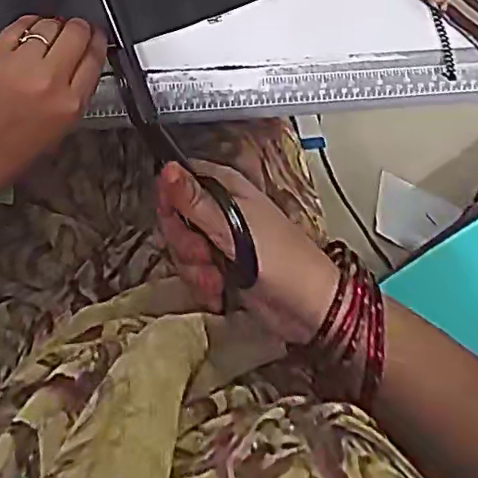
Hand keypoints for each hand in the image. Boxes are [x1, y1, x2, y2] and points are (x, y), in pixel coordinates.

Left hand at [0, 17, 105, 261]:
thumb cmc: (17, 148)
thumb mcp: (64, 126)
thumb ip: (77, 91)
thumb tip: (85, 57)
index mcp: (71, 103)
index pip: (94, 56)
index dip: (97, 40)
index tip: (95, 36)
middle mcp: (49, 81)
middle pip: (76, 33)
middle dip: (79, 27)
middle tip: (75, 29)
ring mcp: (21, 66)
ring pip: (48, 25)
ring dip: (53, 25)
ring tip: (49, 32)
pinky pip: (19, 26)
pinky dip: (27, 24)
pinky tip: (28, 30)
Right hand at [157, 160, 341, 343]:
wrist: (310, 310)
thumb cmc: (280, 259)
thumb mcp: (232, 227)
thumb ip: (194, 200)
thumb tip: (167, 168)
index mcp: (223, 187)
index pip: (177, 180)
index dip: (169, 199)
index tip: (175, 219)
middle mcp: (217, 209)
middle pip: (174, 217)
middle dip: (183, 243)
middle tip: (203, 254)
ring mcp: (218, 239)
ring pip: (181, 248)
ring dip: (194, 269)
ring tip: (217, 279)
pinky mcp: (220, 267)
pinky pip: (192, 272)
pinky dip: (202, 285)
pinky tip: (219, 292)